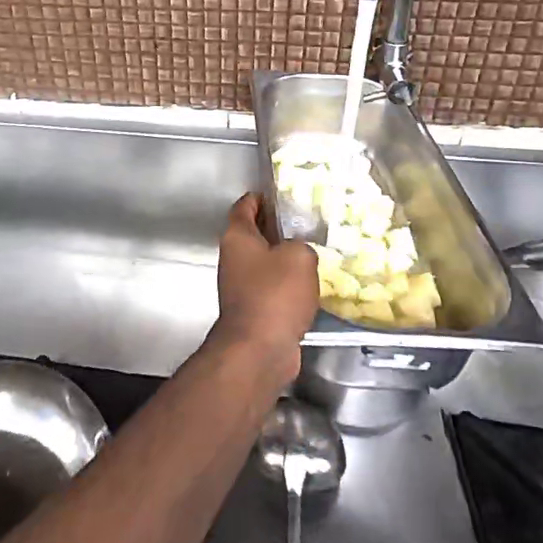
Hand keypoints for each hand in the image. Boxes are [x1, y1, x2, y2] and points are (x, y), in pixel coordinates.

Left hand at [212, 193, 318, 379]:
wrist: (259, 348)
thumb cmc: (275, 294)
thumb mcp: (299, 257)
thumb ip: (301, 245)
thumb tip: (297, 252)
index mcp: (237, 237)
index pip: (243, 207)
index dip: (258, 198)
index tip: (274, 194)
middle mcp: (232, 257)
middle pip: (252, 234)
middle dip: (273, 228)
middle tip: (302, 224)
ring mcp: (238, 284)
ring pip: (261, 262)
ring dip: (281, 258)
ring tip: (310, 254)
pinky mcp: (251, 308)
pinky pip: (268, 287)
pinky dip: (284, 284)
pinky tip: (306, 287)